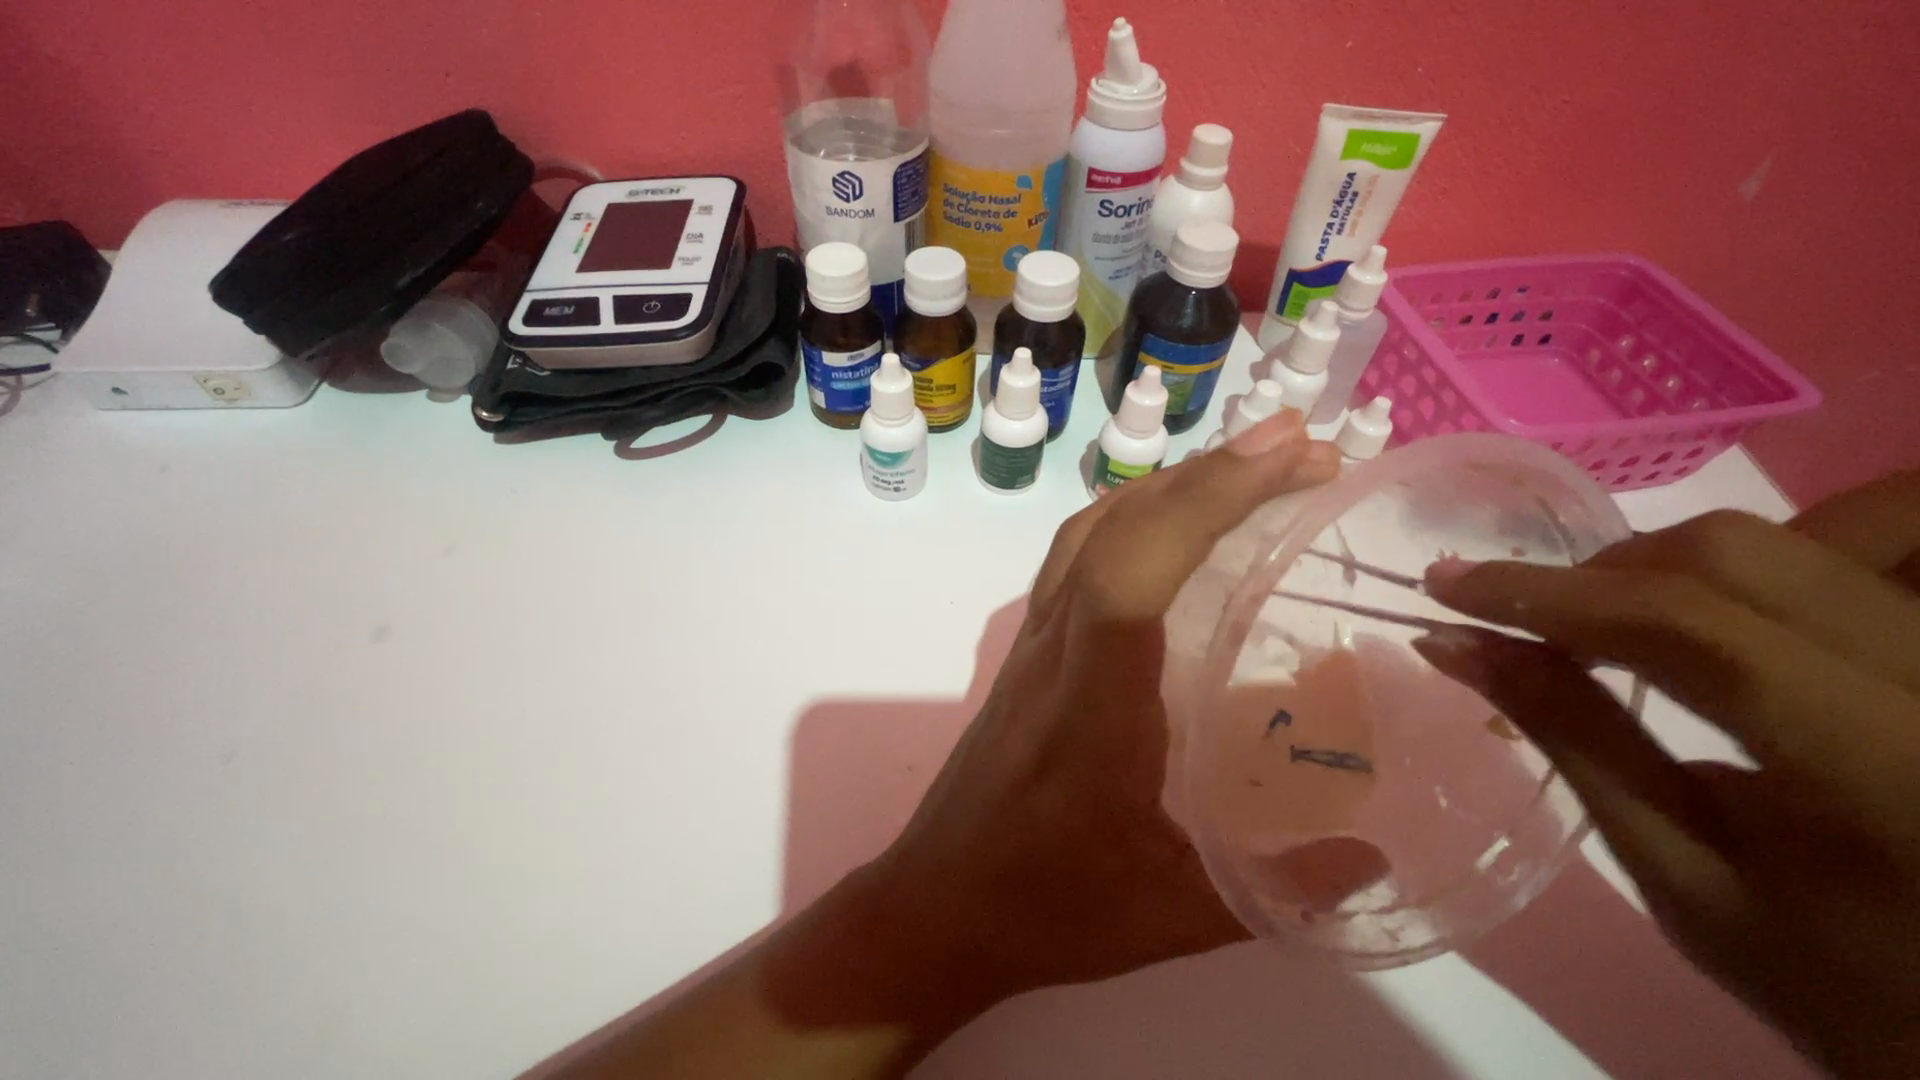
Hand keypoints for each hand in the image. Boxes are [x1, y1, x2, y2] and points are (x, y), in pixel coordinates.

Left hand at [861, 410, 1342, 1000]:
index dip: (1205, 503)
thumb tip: (1375, 853)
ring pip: (1088, 532)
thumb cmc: (1047, 910)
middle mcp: (1054, 650)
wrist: (938, 906)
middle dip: (1209, 474)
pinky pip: (1076, 558)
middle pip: (1114, 529)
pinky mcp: (1027, 652)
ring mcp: (1032, 644)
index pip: (1132, 573)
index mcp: (1090, 705)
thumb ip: (1277, 890)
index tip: (1289, 459)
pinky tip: (1178, 531)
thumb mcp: (1171, 916)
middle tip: (1305, 448)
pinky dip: (1133, 518)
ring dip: (1168, 485)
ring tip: (1249, 470)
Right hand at [1413, 472, 1919, 1079]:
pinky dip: (1793, 553)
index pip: (1684, 626)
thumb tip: (1454, 642)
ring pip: (1822, 522)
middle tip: (1543, 619)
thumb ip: (1573, 738)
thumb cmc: (1840, 982)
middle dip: (1609, 572)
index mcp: (1880, 767)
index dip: (1550, 593)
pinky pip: (1887, 545)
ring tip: (1644, 613)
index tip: (1448, 586)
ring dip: (1696, 556)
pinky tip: (1751, 608)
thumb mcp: (1685, 876)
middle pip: (1743, 555)